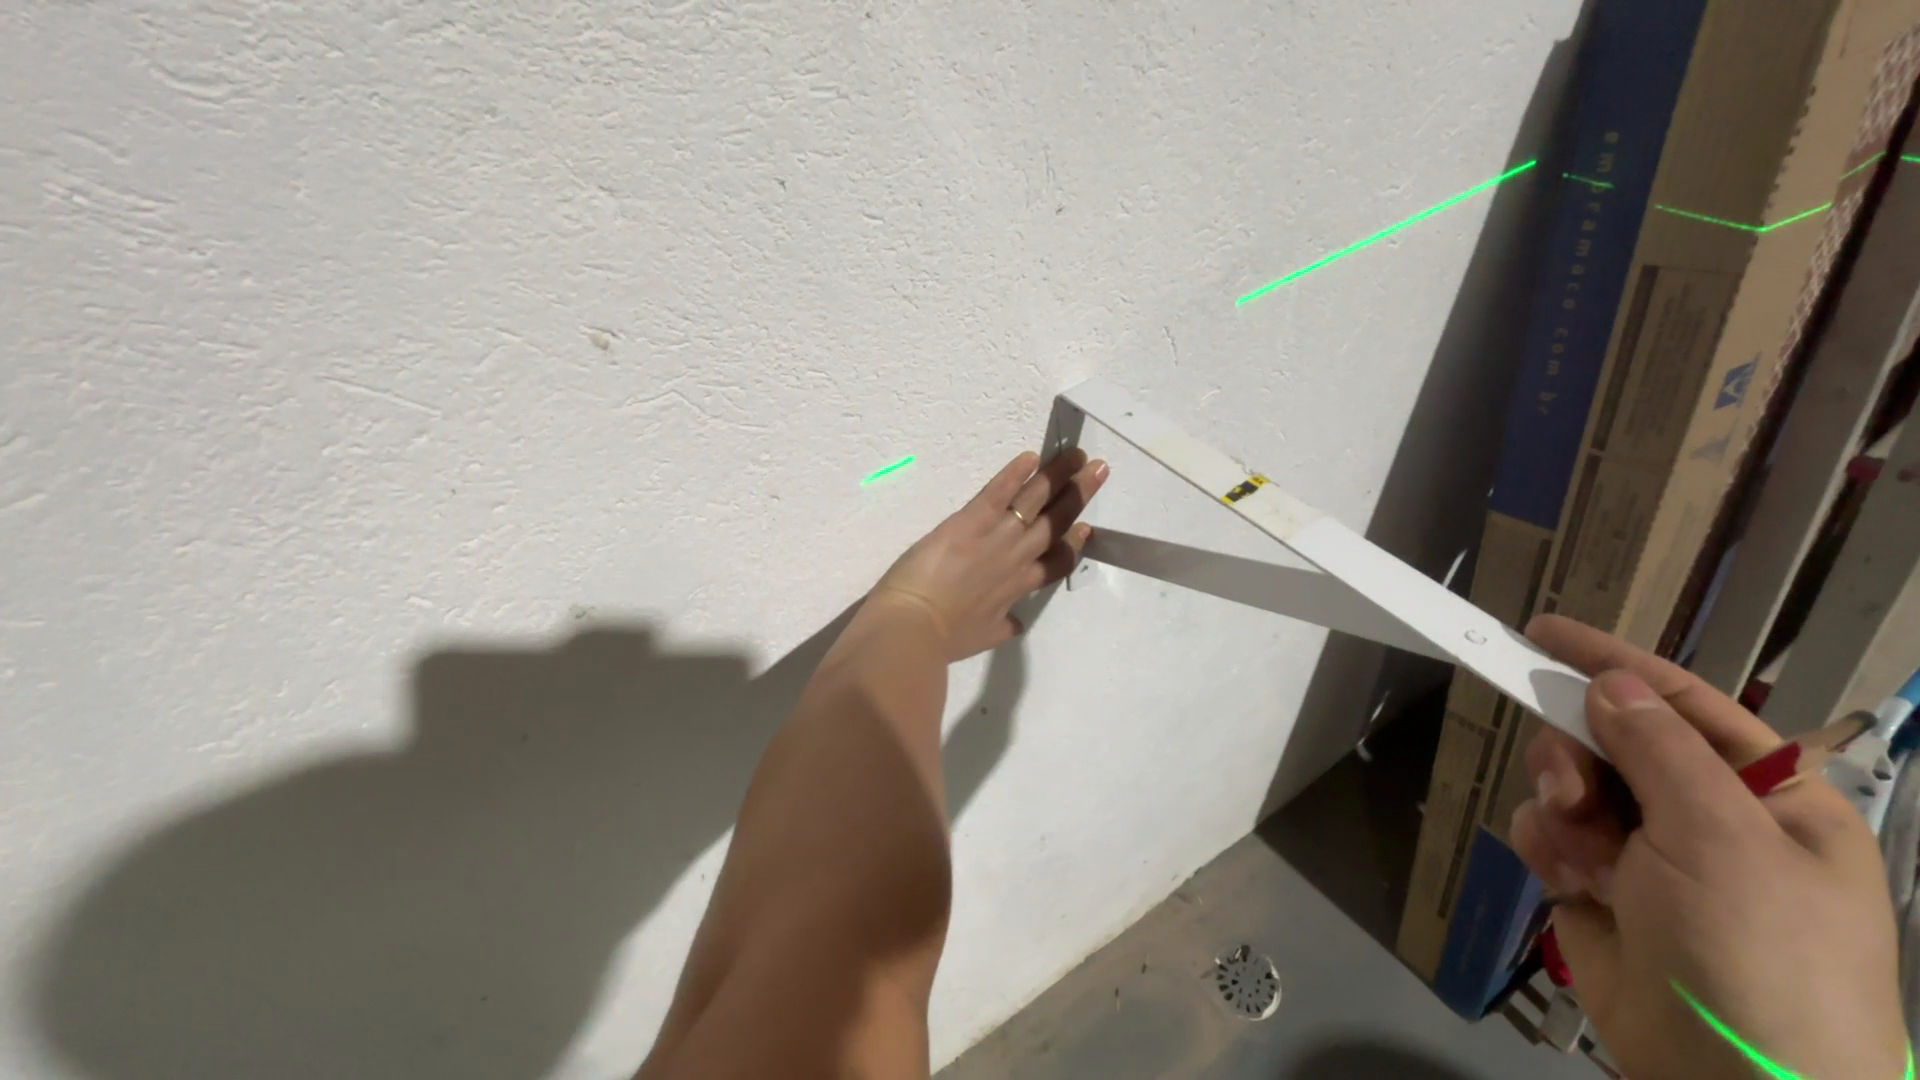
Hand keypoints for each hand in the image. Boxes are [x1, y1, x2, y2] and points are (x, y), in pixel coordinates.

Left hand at [867, 449, 1106, 660]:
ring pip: (1035, 500)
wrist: (915, 627)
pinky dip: (1015, 473)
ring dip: (1059, 475)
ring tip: (1079, 455)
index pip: (1057, 561)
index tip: (1085, 526)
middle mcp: (1016, 557)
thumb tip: (1016, 625)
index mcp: (1019, 587)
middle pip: (1056, 522)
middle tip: (1098, 470)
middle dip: (1079, 495)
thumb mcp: (982, 636)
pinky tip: (1030, 456)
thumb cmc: (944, 638)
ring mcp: (997, 536)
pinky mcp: (971, 521)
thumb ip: (1002, 626)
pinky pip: (999, 491)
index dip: (1073, 542)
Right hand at [1509, 615, 1903, 1079]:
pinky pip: (1550, 834)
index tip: (1541, 632)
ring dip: (1561, 812)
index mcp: (1766, 797)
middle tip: (1569, 787)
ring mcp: (1648, 854)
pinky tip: (1570, 882)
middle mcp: (1705, 816)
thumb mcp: (1719, 840)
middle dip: (1577, 757)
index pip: (1682, 703)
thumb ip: (1659, 750)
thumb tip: (1611, 683)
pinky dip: (1549, 848)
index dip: (1614, 664)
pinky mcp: (1598, 886)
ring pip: (1569, 787)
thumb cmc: (1756, 953)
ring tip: (1584, 860)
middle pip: (1610, 741)